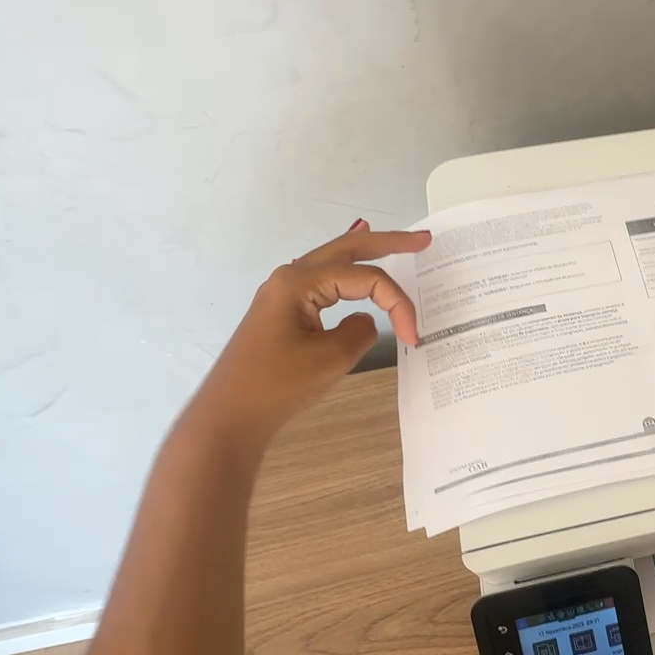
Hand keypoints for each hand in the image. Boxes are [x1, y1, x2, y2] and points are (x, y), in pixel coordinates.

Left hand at [188, 220, 431, 445]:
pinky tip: (357, 275)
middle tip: (422, 240)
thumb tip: (365, 321)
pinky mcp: (284, 313)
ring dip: (368, 255)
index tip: (413, 338)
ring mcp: (284, 294)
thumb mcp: (332, 357)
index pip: (366, 279)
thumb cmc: (278, 384)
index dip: (398, 304)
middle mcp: (291, 278)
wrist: (231, 414)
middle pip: (348, 249)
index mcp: (300, 281)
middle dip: (388, 243)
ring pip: (335, 263)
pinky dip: (350, 278)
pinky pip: (325, 284)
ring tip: (399, 247)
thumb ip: (362, 330)